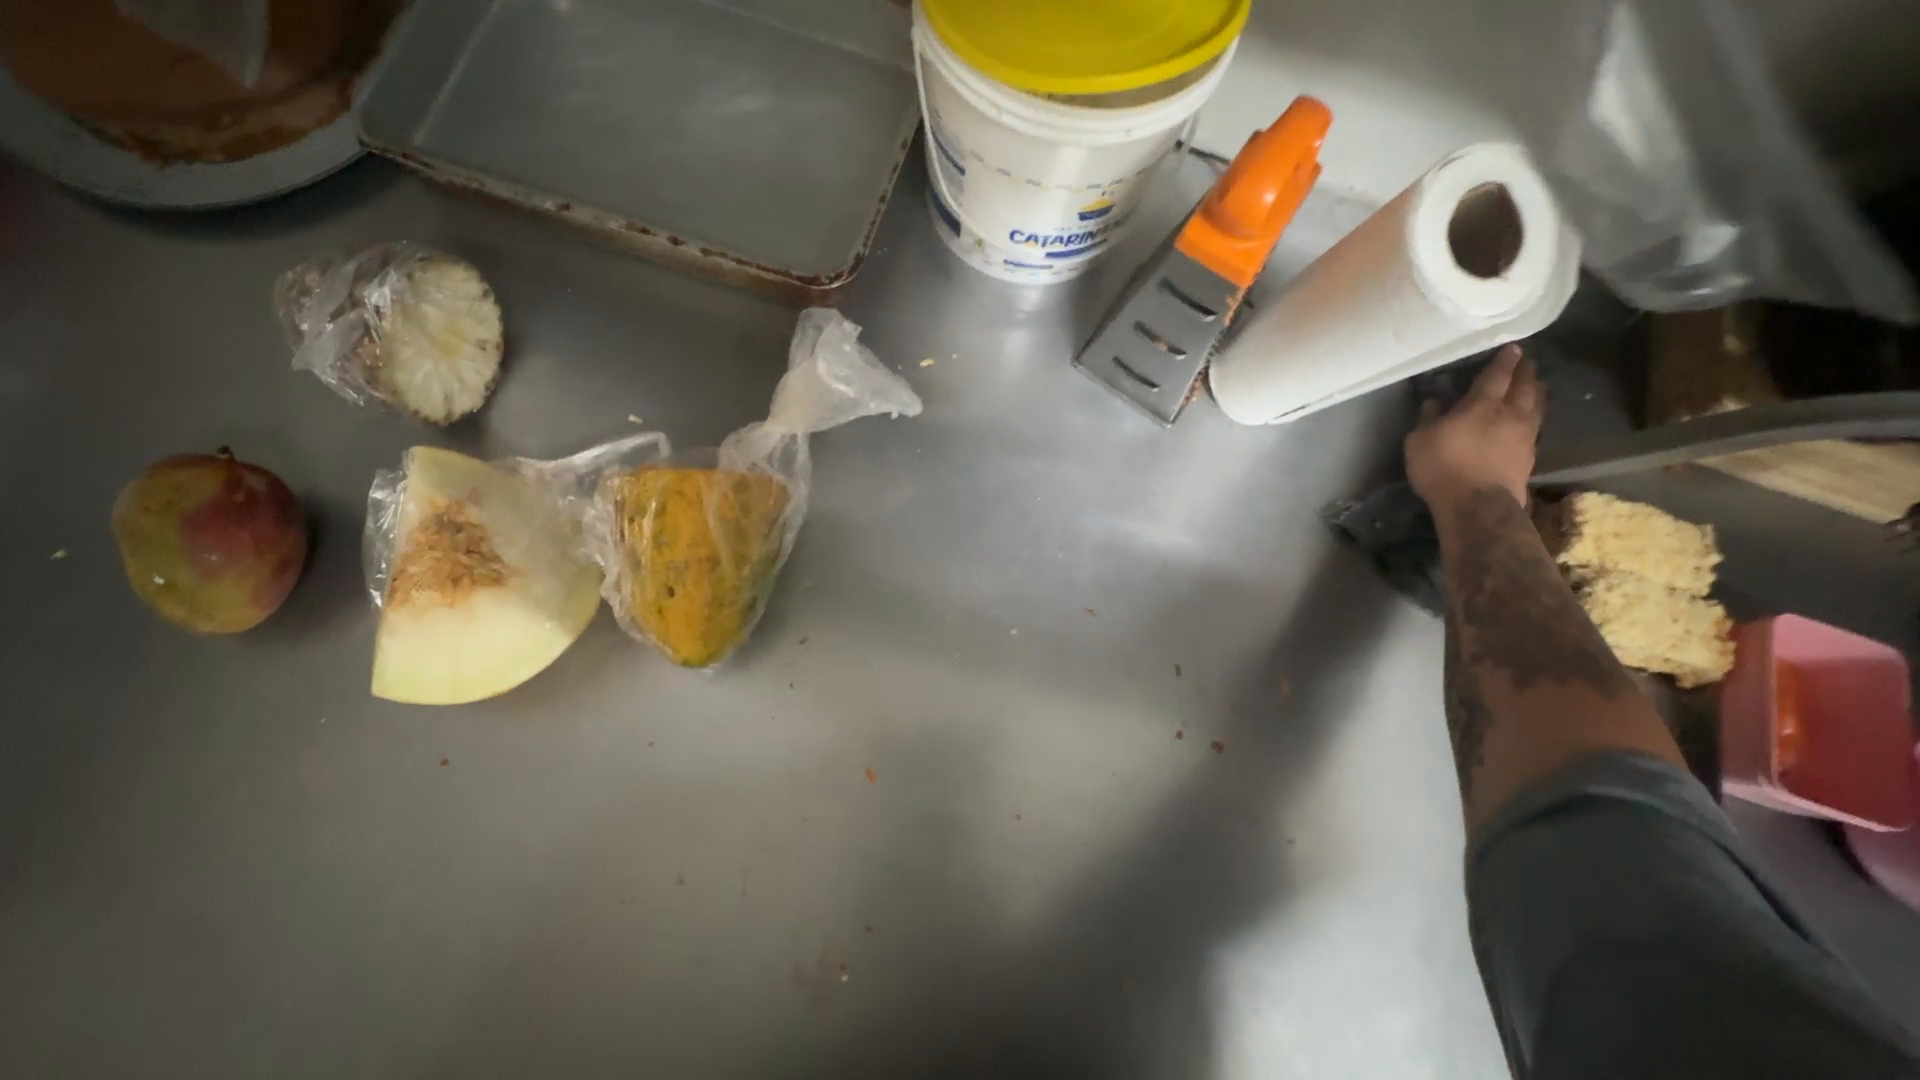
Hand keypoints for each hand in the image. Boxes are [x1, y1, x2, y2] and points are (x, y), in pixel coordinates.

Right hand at [1405, 345, 1543, 508]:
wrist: (1477, 505)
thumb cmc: (1442, 467)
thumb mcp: (1419, 441)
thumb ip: (1429, 418)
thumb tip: (1435, 402)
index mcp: (1481, 405)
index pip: (1497, 375)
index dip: (1504, 360)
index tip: (1513, 348)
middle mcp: (1509, 414)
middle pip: (1525, 386)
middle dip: (1526, 371)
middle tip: (1527, 362)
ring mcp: (1525, 435)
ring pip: (1537, 405)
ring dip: (1537, 391)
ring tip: (1536, 385)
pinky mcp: (1530, 456)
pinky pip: (1537, 425)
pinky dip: (1535, 414)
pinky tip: (1531, 417)